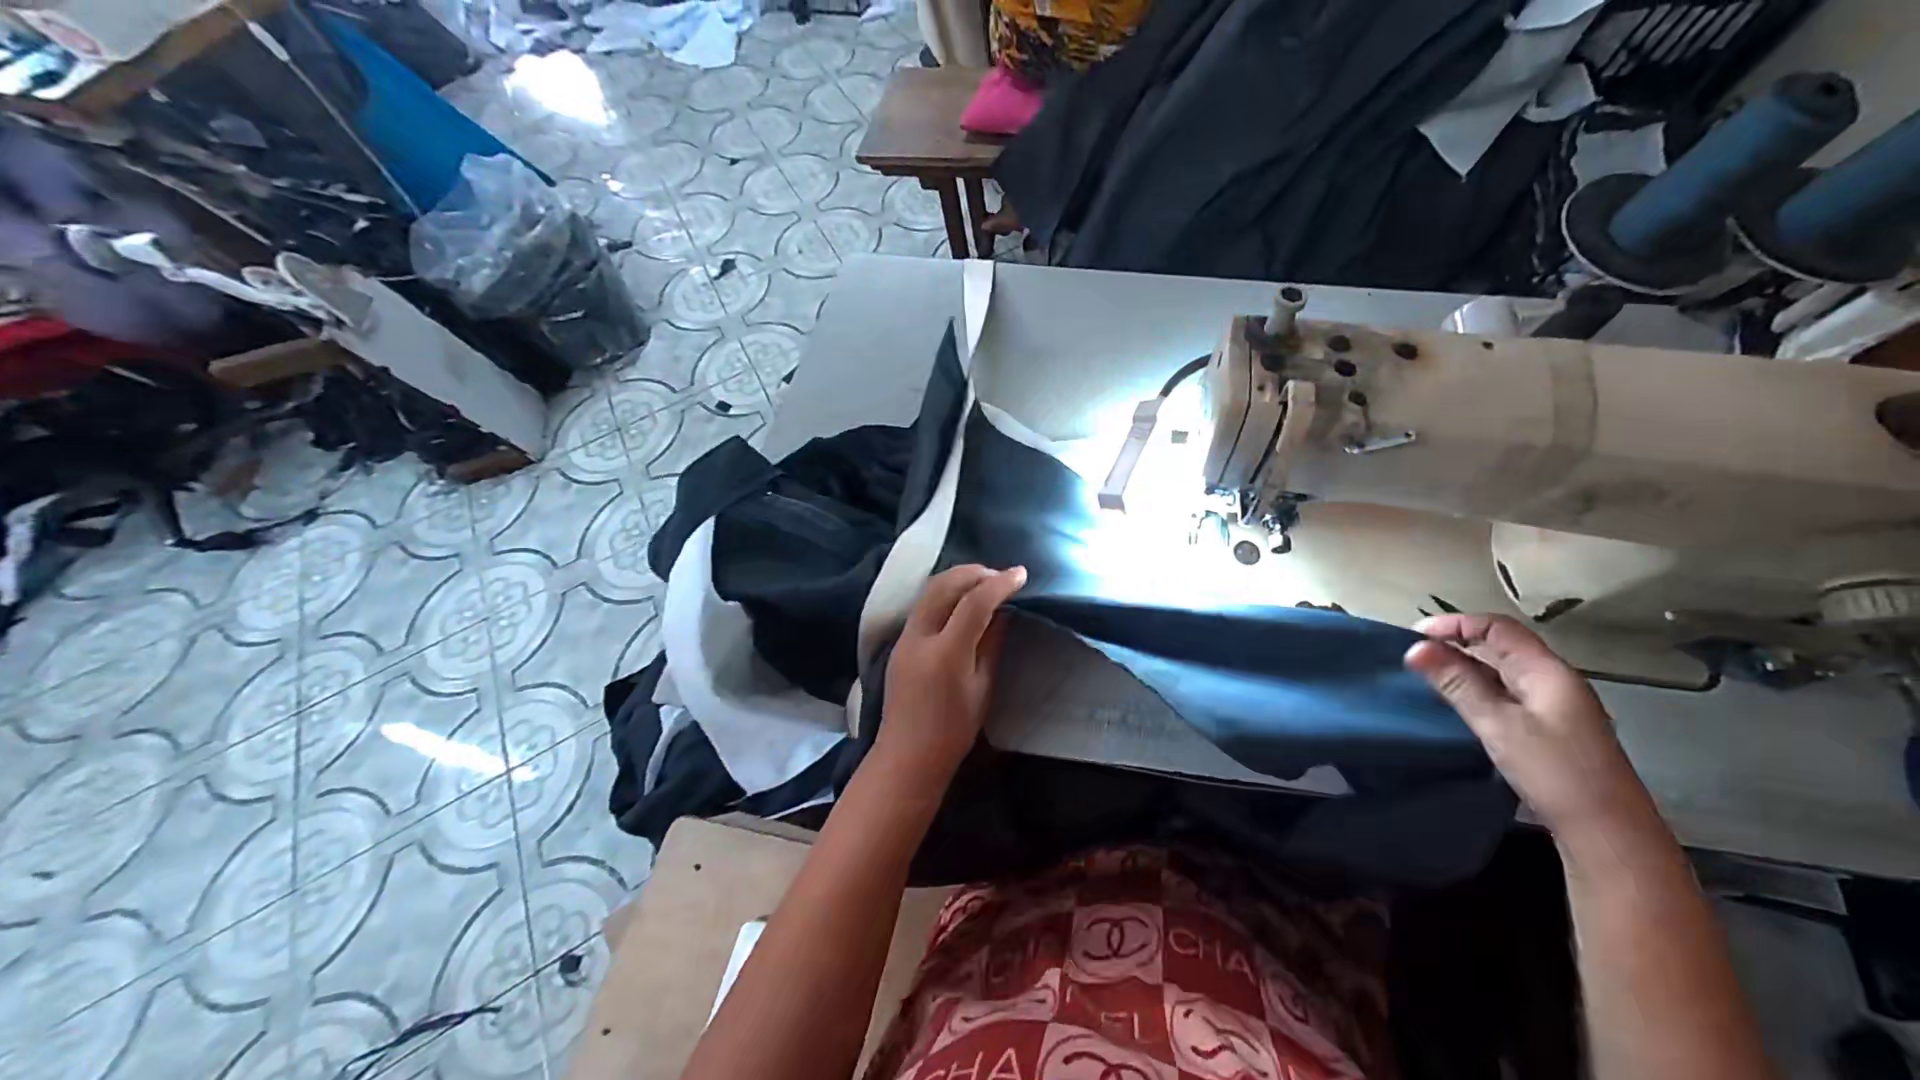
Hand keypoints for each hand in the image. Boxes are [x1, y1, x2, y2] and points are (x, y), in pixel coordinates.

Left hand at [876, 564, 1027, 782]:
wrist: (908, 756)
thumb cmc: (953, 731)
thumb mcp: (983, 688)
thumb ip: (992, 645)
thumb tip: (1004, 612)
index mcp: (946, 653)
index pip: (974, 602)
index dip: (1000, 584)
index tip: (1021, 574)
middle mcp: (920, 637)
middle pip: (945, 585)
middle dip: (975, 573)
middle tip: (1001, 576)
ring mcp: (904, 638)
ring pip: (929, 590)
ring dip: (958, 579)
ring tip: (984, 583)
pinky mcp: (898, 642)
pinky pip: (922, 604)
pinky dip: (944, 592)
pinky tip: (961, 600)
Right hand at [1404, 613, 1659, 839]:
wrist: (1608, 833)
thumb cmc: (1554, 772)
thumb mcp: (1498, 724)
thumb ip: (1457, 684)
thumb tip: (1415, 648)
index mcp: (1547, 672)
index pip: (1498, 628)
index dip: (1455, 624)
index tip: (1414, 635)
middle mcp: (1553, 681)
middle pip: (1500, 646)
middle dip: (1455, 643)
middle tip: (1413, 655)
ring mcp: (1553, 705)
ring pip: (1501, 671)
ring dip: (1463, 666)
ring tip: (1425, 675)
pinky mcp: (1549, 728)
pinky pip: (1506, 693)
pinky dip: (1476, 687)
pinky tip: (1456, 701)